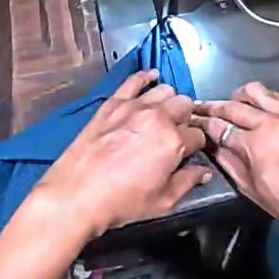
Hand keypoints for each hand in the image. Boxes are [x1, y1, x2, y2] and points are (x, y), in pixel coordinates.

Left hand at [24, 69, 211, 239]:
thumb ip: (187, 182)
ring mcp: (134, 107)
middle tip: (178, 133)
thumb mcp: (163, 202)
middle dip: (186, 119)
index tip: (191, 151)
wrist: (77, 194)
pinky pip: (134, 81)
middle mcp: (157, 118)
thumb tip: (202, 173)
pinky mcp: (113, 104)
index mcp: (174, 142)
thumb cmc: (119, 201)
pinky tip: (151, 76)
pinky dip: (145, 77)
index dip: (197, 145)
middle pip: (185, 105)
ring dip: (170, 100)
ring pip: (165, 90)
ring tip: (165, 113)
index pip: (198, 135)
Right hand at [191, 82, 278, 244]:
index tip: (194, 122)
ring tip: (231, 103)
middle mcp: (272, 123)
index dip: (202, 124)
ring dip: (238, 96)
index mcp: (256, 143)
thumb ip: (230, 163)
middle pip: (233, 106)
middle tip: (201, 108)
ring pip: (256, 91)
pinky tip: (259, 107)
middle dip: (212, 107)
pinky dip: (264, 99)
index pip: (220, 127)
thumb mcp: (251, 189)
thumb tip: (216, 148)